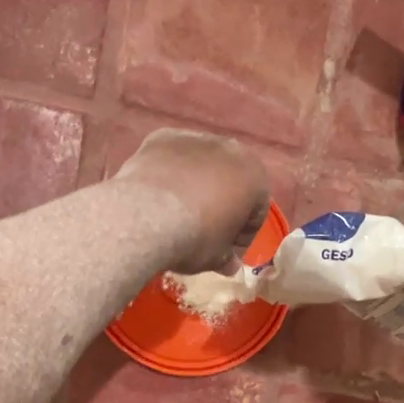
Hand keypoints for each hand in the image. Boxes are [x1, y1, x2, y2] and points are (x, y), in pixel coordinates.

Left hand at [114, 130, 269, 273]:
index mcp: (254, 176)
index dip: (242, 235)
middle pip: (230, 180)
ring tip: (177, 212)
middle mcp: (229, 148)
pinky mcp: (162, 136)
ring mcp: (194, 138)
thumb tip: (231, 265)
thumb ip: (227, 259)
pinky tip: (158, 195)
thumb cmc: (195, 239)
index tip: (228, 252)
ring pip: (201, 165)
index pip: (256, 210)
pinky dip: (169, 173)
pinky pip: (172, 158)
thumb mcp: (216, 258)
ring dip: (195, 185)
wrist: (146, 217)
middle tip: (205, 231)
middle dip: (221, 204)